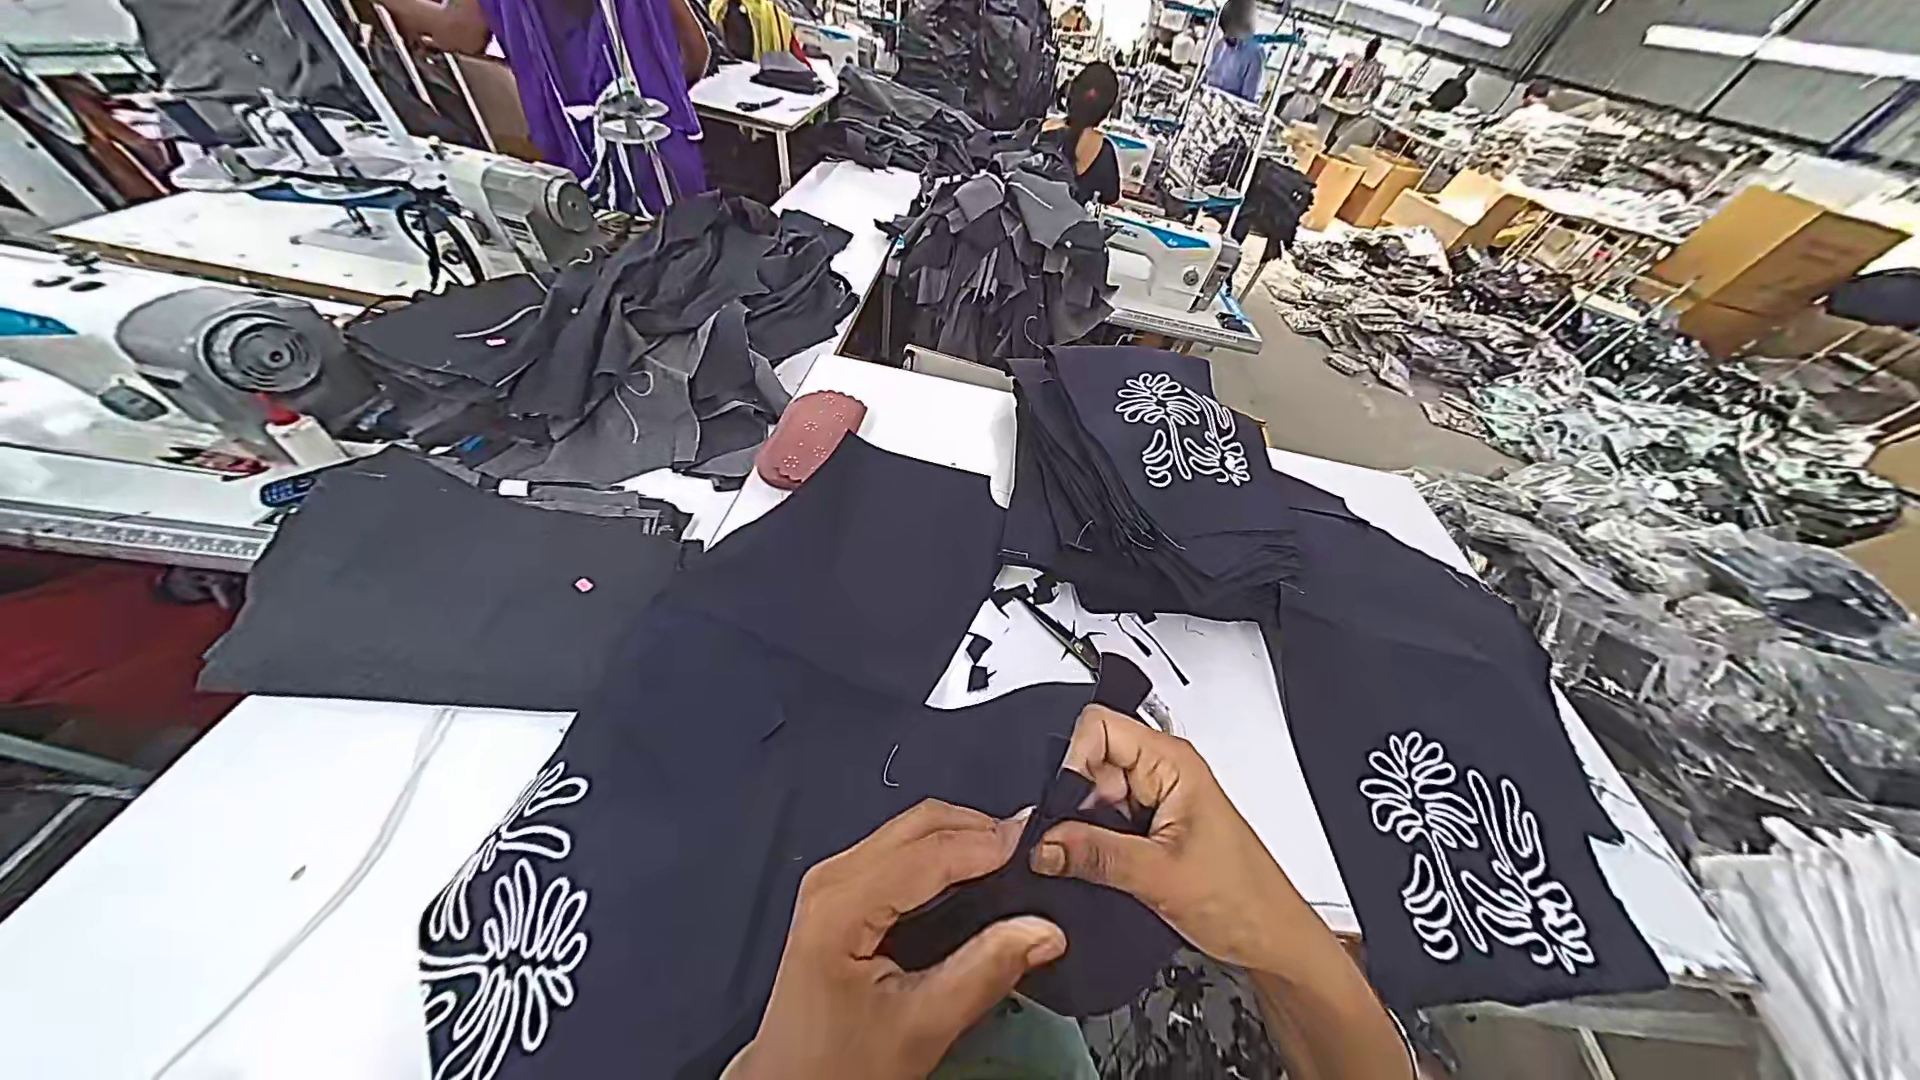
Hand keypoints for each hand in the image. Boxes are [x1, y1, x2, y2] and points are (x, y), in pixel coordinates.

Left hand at [729, 800, 1067, 1079]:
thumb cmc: (843, 1066)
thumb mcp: (920, 1028)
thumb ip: (985, 971)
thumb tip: (1044, 930)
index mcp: (841, 906)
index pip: (928, 853)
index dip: (985, 843)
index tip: (1033, 843)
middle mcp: (833, 875)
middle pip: (919, 823)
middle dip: (978, 828)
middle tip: (1026, 848)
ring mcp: (834, 874)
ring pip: (911, 825)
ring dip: (963, 833)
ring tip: (1007, 857)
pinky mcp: (842, 881)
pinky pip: (901, 842)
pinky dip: (943, 845)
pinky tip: (971, 866)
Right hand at [1029, 705, 1313, 972]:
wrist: (1272, 941)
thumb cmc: (1247, 900)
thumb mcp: (1161, 876)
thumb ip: (1095, 854)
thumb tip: (1044, 841)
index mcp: (1170, 760)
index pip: (1099, 725)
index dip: (1076, 760)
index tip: (1069, 804)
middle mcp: (1160, 768)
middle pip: (1089, 759)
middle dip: (1079, 802)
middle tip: (1085, 842)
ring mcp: (1152, 794)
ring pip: (1092, 790)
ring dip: (1087, 826)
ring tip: (1110, 860)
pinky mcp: (1146, 819)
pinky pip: (1101, 815)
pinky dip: (1095, 839)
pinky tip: (1112, 864)